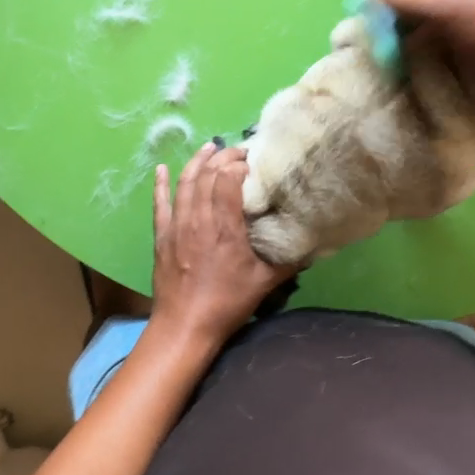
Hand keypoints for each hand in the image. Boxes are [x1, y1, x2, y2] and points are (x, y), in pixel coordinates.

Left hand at [149, 143, 293, 346]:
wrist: (184, 326)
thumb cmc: (227, 303)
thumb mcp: (265, 282)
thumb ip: (289, 260)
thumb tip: (315, 245)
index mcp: (224, 226)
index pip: (228, 180)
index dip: (239, 166)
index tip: (253, 163)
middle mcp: (198, 218)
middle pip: (207, 175)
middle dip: (222, 158)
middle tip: (238, 153)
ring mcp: (176, 225)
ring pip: (185, 183)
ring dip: (196, 162)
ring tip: (209, 148)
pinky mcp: (162, 235)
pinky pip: (160, 202)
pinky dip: (161, 183)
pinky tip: (162, 168)